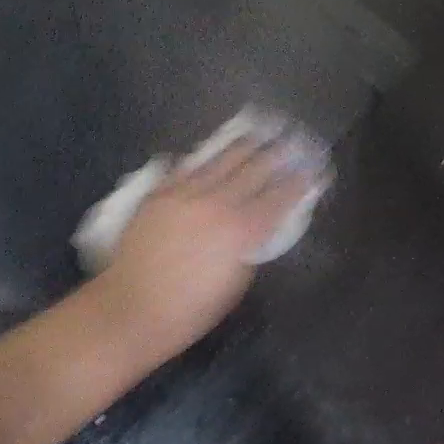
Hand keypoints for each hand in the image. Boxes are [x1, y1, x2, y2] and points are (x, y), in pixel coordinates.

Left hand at [86, 139, 321, 365]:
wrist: (134, 306)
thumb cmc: (191, 309)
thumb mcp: (236, 283)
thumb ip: (250, 248)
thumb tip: (255, 228)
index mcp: (243, 229)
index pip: (279, 198)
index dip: (297, 182)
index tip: (310, 169)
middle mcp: (217, 202)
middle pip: (252, 170)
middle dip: (274, 155)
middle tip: (290, 141)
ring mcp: (185, 192)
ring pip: (218, 160)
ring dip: (241, 147)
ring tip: (256, 134)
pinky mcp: (159, 192)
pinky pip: (186, 168)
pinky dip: (203, 159)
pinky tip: (211, 152)